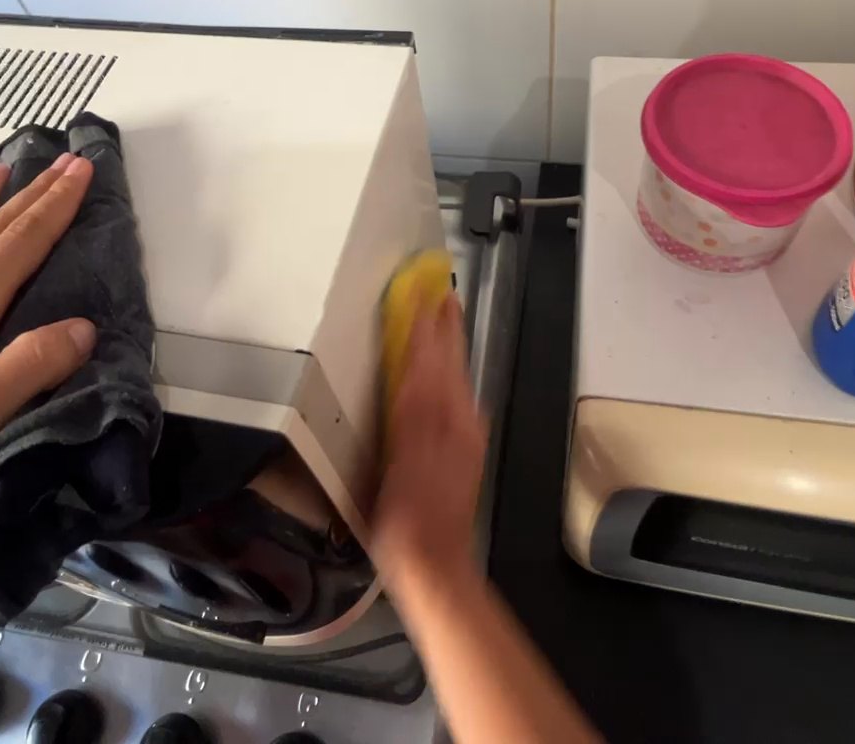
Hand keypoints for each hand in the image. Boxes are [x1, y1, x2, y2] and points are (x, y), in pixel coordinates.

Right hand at [370, 293, 486, 597]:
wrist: (438, 562)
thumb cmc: (396, 523)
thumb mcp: (382, 472)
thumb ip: (397, 425)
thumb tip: (404, 385)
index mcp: (423, 424)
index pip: (422, 364)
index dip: (423, 328)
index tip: (423, 296)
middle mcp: (450, 423)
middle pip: (448, 364)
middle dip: (446, 328)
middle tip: (446, 293)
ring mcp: (466, 435)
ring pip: (460, 378)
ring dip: (454, 346)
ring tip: (449, 318)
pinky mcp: (472, 447)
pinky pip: (465, 397)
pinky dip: (458, 373)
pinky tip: (453, 369)